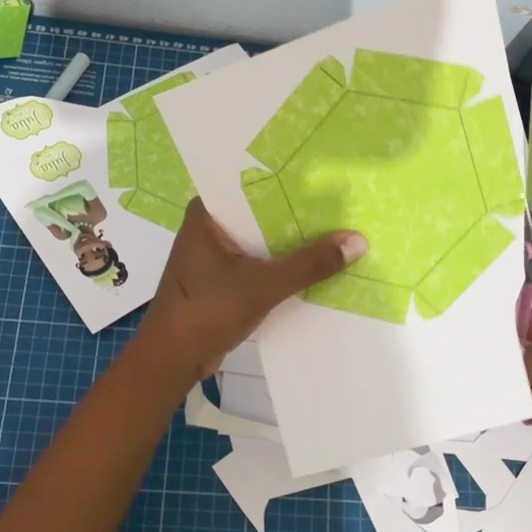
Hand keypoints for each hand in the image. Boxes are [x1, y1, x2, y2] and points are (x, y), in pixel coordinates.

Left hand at [136, 198, 365, 384]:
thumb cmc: (206, 312)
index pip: (250, 182)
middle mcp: (209, 227)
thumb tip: (358, 240)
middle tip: (342, 200)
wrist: (173, 360)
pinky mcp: (223, 279)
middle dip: (297, 212)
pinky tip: (315, 265)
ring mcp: (215, 255)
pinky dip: (282, 265)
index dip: (287, 178)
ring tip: (338, 229)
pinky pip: (259, 262)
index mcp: (206, 214)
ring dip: (292, 242)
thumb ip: (309, 264)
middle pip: (260, 212)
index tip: (325, 171)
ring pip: (262, 240)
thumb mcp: (262, 285)